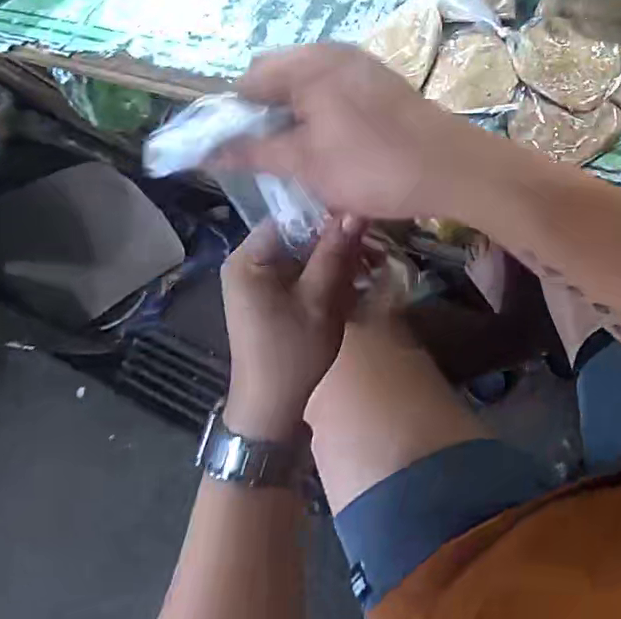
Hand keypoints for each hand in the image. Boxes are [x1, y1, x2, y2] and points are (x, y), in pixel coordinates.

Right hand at [221, 43, 503, 220]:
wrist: (452, 167)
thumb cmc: (372, 166)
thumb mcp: (305, 164)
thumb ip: (252, 152)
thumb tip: (207, 152)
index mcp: (306, 64)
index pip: (247, 81)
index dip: (234, 117)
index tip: (238, 151)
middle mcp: (331, 51)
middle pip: (277, 75)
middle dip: (265, 112)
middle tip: (271, 154)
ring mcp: (360, 62)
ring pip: (307, 81)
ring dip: (294, 112)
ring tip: (301, 152)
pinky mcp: (380, 79)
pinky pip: (334, 85)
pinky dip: (321, 108)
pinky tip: (332, 141)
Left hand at [221, 215, 371, 440]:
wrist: (271, 409)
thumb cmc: (290, 354)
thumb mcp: (318, 300)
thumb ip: (334, 252)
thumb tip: (355, 210)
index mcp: (248, 259)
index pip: (289, 217)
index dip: (326, 215)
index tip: (362, 219)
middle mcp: (248, 262)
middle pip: (298, 235)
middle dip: (336, 241)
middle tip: (373, 249)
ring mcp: (259, 280)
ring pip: (305, 254)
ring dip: (337, 259)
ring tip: (371, 267)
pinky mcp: (271, 295)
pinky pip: (302, 272)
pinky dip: (326, 276)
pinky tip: (354, 283)